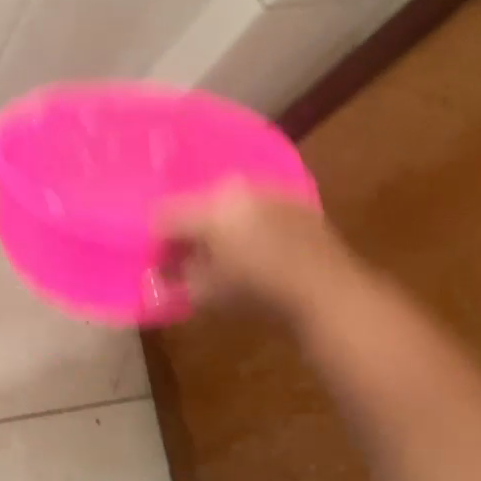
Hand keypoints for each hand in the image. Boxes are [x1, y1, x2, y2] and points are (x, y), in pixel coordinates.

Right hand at [157, 184, 352, 318]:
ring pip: (225, 206)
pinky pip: (254, 210)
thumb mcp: (200, 292)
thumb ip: (168, 281)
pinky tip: (248, 252)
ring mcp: (269, 192)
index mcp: (208, 206)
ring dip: (215, 228)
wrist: (327, 292)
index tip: (154, 265)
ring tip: (217, 257)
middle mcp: (237, 189)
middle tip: (182, 261)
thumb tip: (152, 277)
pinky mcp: (294, 202)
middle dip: (185, 232)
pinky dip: (243, 227)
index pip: (161, 216)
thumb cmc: (254, 290)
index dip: (153, 243)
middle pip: (193, 206)